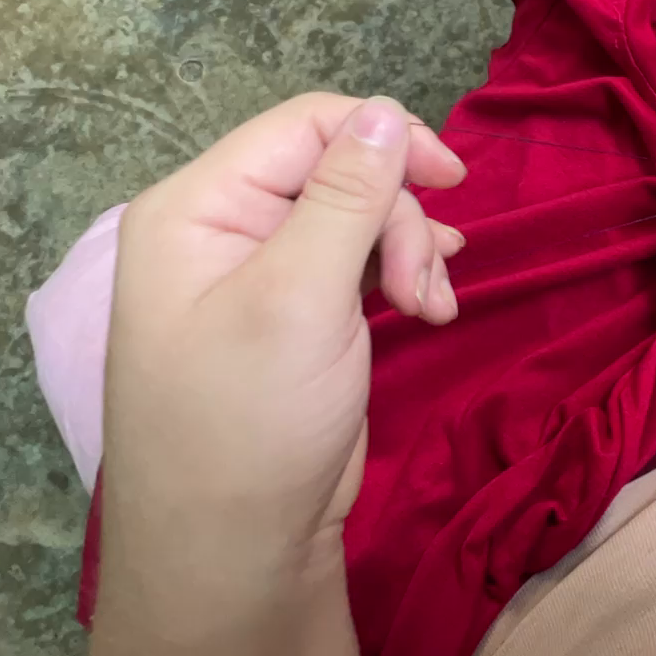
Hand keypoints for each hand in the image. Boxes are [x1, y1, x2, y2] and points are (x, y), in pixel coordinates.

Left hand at [100, 93, 464, 610]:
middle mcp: (232, 226)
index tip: (452, 178)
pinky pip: (367, 260)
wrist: (241, 545)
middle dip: (398, 221)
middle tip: (421, 285)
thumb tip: (388, 110)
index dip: (386, 138)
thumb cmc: (252, 418)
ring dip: (410, 253)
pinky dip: (405, 277)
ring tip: (432, 308)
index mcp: (202, 206)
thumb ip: (347, 195)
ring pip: (365, 217)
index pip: (307, 126)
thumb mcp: (301, 296)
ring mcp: (271, 268)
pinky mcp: (307, 307)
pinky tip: (430, 307)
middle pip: (344, 174)